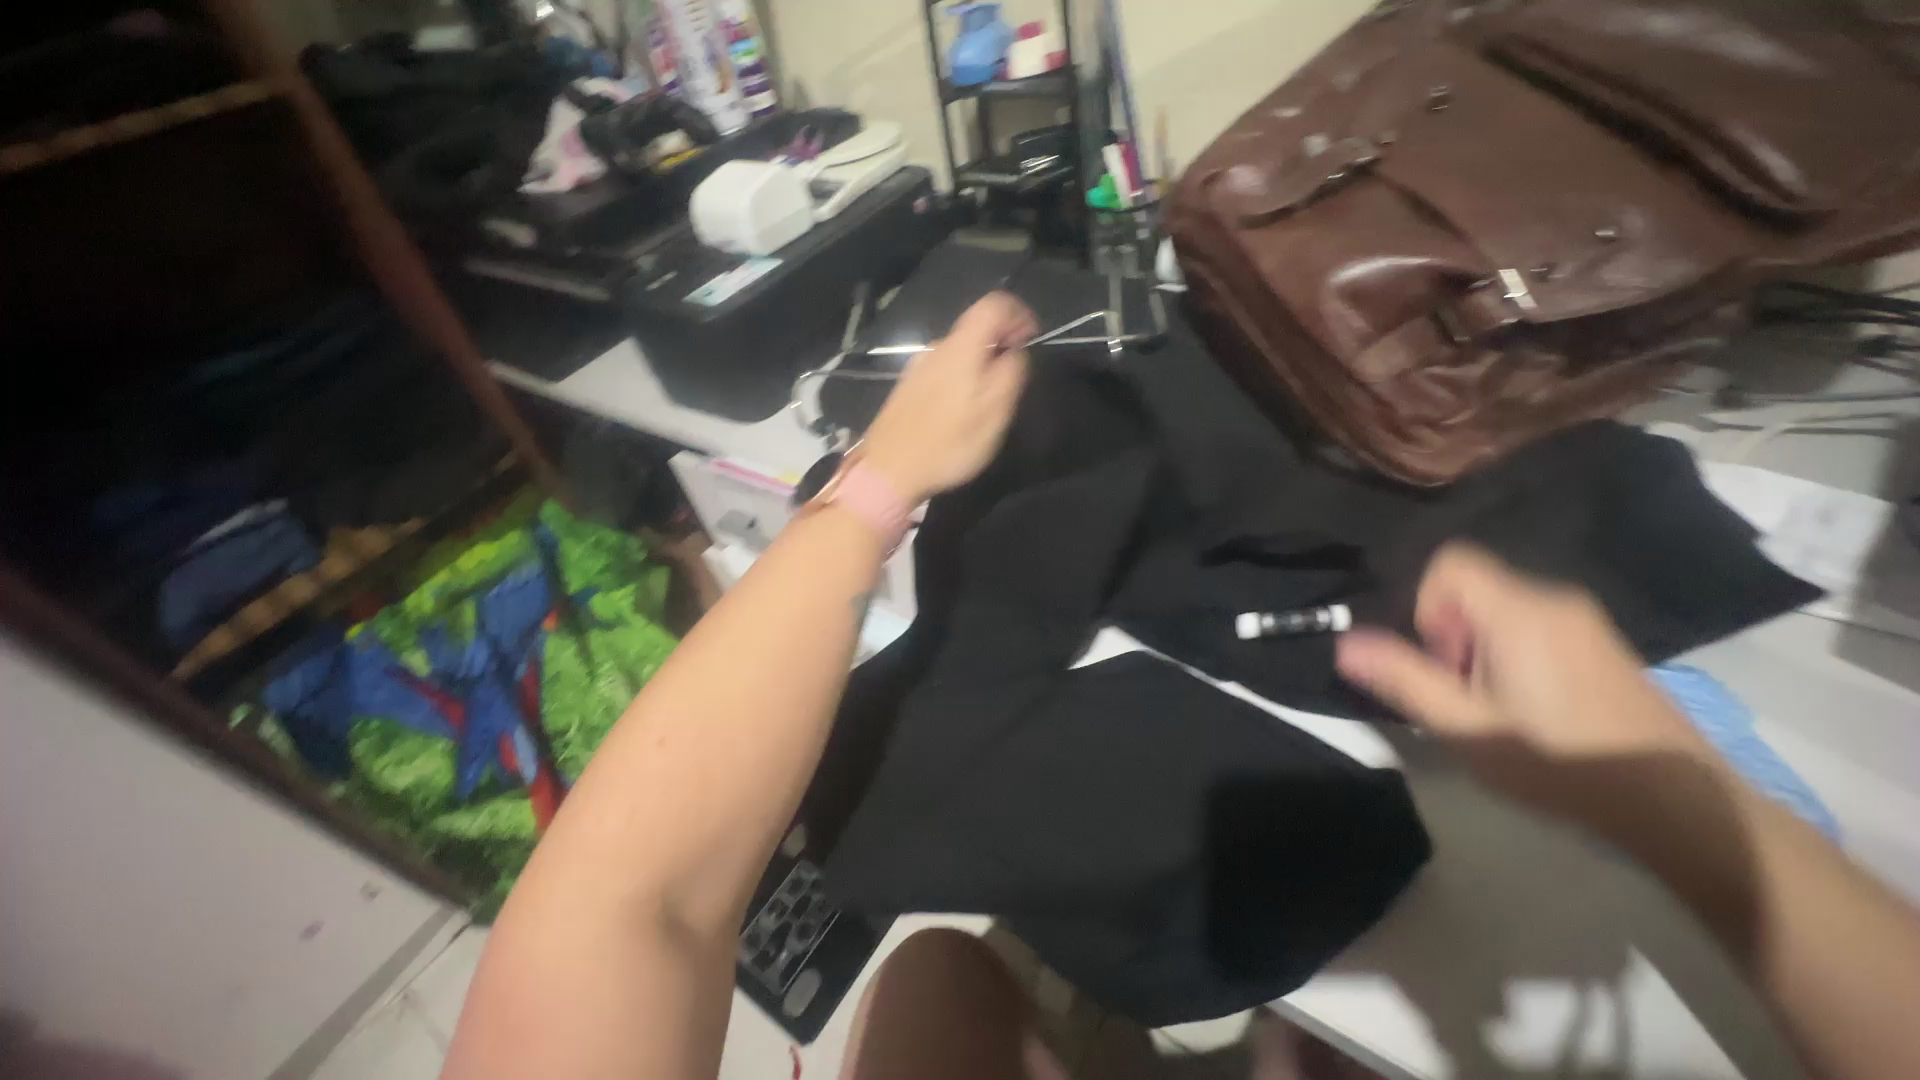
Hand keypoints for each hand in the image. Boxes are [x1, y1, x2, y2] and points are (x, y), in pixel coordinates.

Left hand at [862, 291, 1037, 501]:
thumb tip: (1015, 351)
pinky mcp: (906, 387)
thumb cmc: (949, 443)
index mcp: (961, 347)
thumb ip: (1011, 373)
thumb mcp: (994, 412)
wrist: (889, 471)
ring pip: (960, 353)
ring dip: (980, 366)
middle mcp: (936, 348)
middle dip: (1001, 345)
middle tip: (1013, 381)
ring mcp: (917, 367)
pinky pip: (943, 371)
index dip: (1019, 314)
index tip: (1031, 340)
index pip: (994, 303)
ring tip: (986, 403)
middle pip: (976, 329)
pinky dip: (961, 380)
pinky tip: (958, 413)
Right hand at [1335, 543, 1716, 818]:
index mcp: (1518, 611)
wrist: (1678, 803)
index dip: (1426, 605)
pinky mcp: (1604, 643)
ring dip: (1481, 649)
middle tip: (1465, 696)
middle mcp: (1554, 599)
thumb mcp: (1465, 728)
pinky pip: (1535, 624)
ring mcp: (1586, 620)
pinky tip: (1535, 711)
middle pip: (1473, 588)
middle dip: (1451, 635)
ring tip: (1498, 710)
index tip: (1442, 661)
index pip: (1449, 563)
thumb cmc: (1559, 761)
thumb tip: (1345, 642)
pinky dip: (1514, 653)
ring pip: (1502, 609)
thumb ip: (1402, 678)